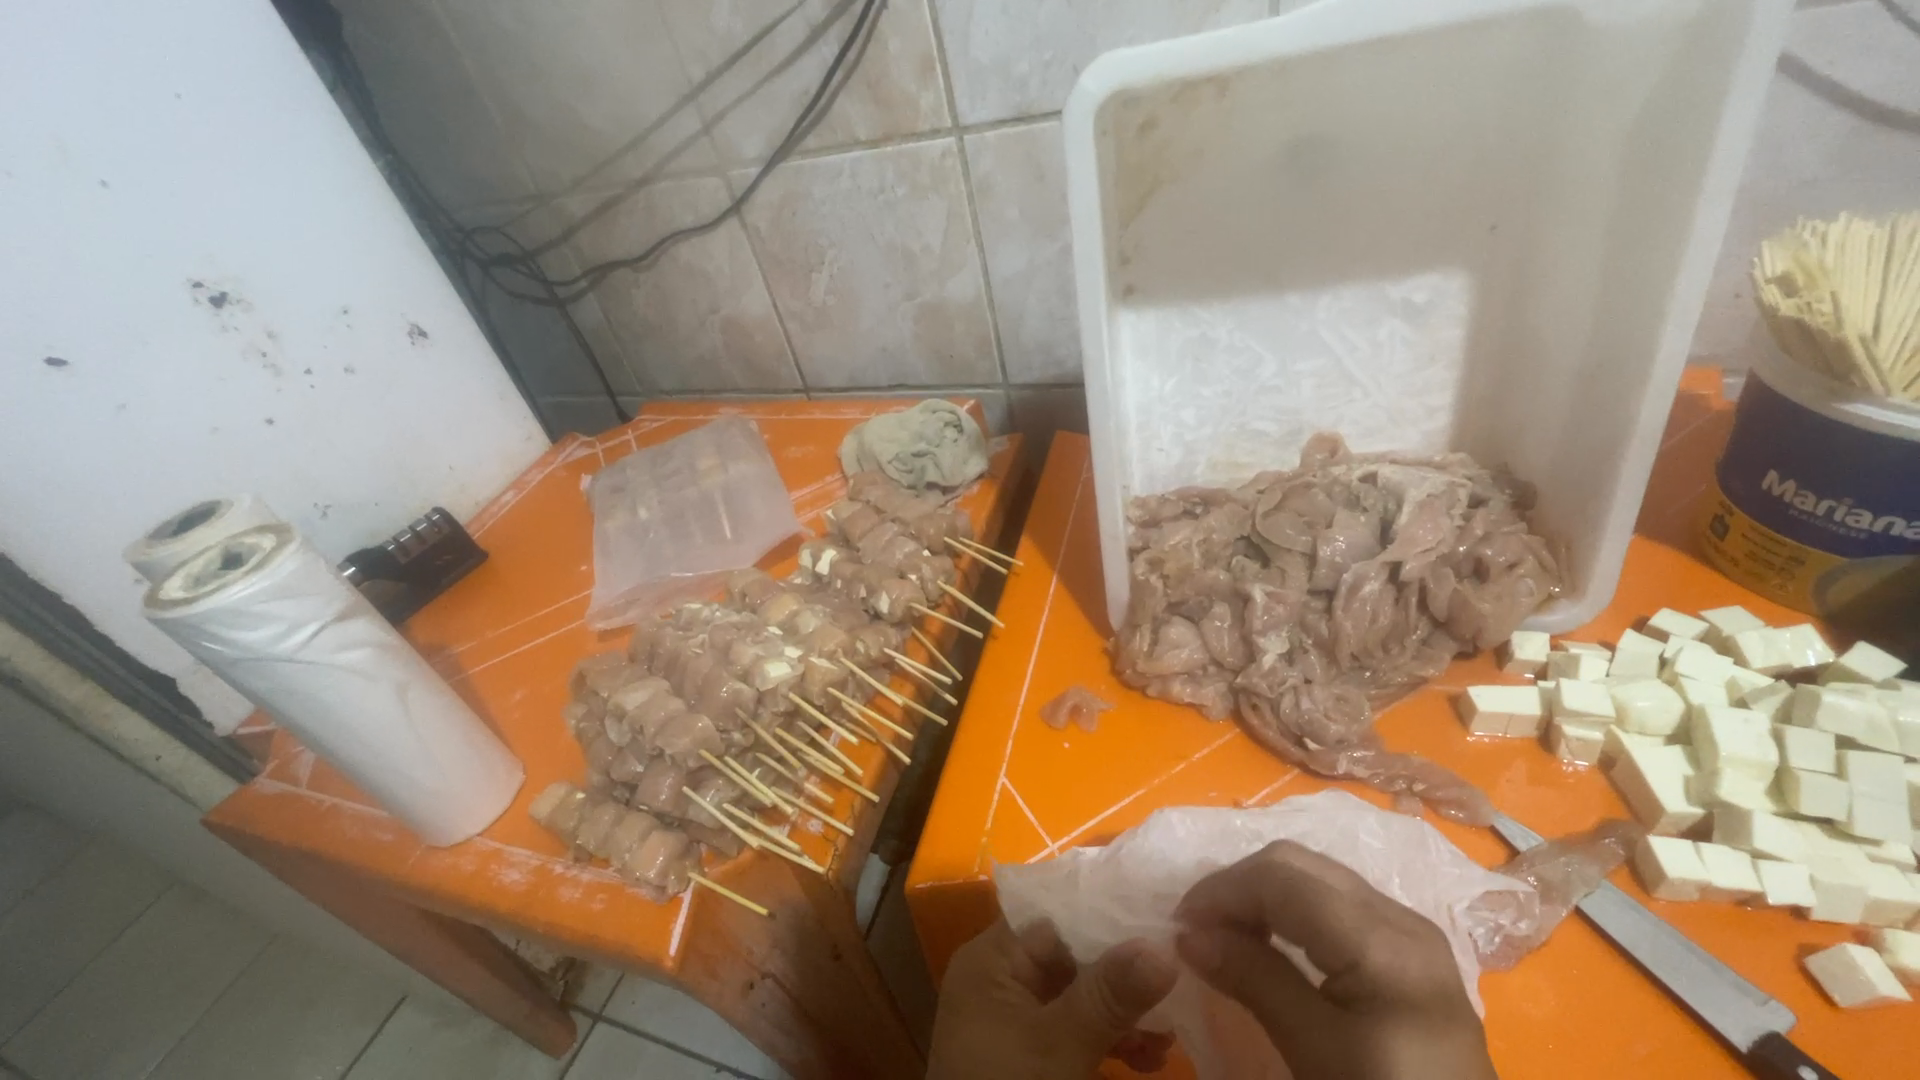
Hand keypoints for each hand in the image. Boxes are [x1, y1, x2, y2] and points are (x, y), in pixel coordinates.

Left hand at [927, 918, 1178, 1078]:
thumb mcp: (1060, 1043)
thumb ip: (1110, 994)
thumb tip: (1163, 946)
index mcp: (991, 958)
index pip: (1055, 915)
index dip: (1107, 915)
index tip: (1159, 920)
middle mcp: (1000, 978)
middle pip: (1071, 955)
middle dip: (1124, 973)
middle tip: (1177, 982)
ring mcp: (1014, 1018)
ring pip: (1080, 996)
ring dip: (1124, 1013)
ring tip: (1168, 1035)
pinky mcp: (1028, 1053)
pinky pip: (1075, 1030)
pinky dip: (1109, 1039)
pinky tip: (1149, 1057)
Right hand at [1175, 840, 1497, 1079]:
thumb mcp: (1316, 1053)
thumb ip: (1255, 980)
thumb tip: (1187, 934)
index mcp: (1383, 938)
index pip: (1281, 877)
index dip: (1220, 890)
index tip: (1176, 927)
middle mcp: (1400, 917)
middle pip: (1298, 862)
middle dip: (1237, 884)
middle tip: (1196, 928)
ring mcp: (1410, 931)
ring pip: (1314, 875)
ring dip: (1260, 894)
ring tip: (1224, 934)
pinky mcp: (1408, 953)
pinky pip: (1334, 902)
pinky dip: (1289, 909)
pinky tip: (1270, 943)